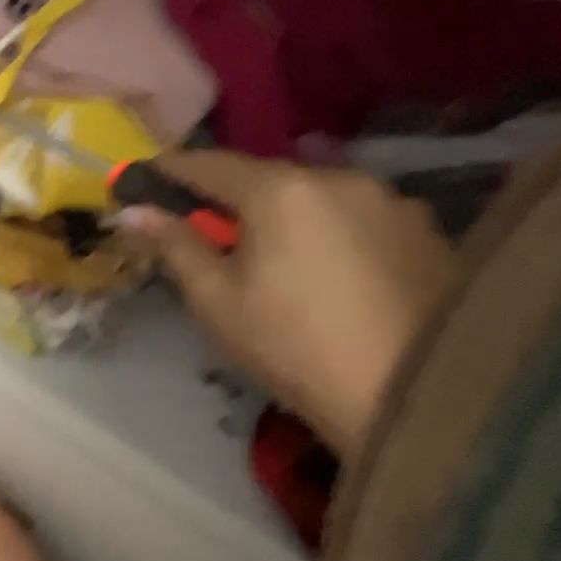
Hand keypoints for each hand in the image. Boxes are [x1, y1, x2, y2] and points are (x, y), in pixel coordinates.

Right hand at [122, 151, 455, 461]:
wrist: (418, 397)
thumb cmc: (293, 345)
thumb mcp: (214, 298)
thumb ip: (174, 244)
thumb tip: (134, 211)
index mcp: (281, 190)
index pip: (207, 163)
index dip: (166, 171)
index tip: (137, 183)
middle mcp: (340, 179)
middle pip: (264, 175)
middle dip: (226, 195)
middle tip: (197, 227)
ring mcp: (391, 202)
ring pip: (312, 195)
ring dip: (279, 212)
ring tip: (261, 250)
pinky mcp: (426, 231)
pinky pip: (352, 216)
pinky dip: (323, 229)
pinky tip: (316, 266)